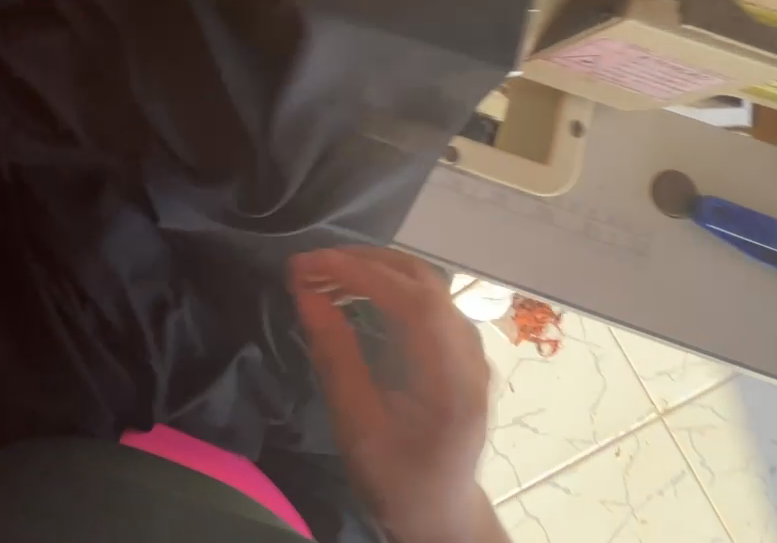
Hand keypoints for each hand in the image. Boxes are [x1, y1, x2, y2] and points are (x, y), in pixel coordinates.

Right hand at [288, 248, 499, 542]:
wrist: (440, 513)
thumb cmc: (396, 476)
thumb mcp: (356, 425)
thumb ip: (334, 356)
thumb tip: (306, 293)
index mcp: (452, 380)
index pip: (414, 301)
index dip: (360, 272)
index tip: (308, 265)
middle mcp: (470, 355)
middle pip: (421, 280)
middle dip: (360, 261)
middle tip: (307, 266)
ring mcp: (469, 349)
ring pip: (422, 282)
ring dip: (370, 268)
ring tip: (321, 276)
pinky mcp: (458, 347)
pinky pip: (423, 295)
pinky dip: (382, 282)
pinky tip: (350, 291)